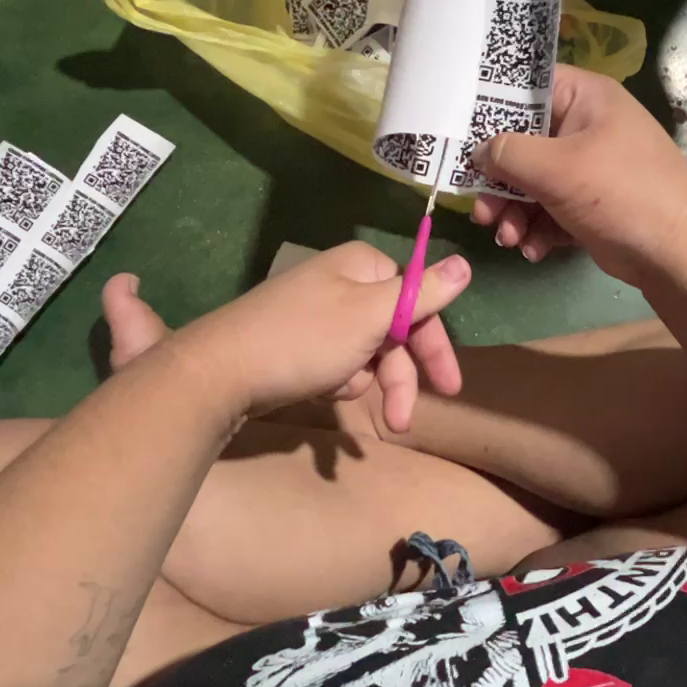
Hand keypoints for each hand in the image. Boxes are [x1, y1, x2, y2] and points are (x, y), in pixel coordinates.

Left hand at [103, 243, 470, 432]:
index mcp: (363, 267)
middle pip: (394, 332)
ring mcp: (318, 313)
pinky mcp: (299, 341)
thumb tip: (466, 263)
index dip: (434, 346)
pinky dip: (338, 381)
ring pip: (368, 353)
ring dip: (363, 380)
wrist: (220, 372)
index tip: (449, 387)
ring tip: (339, 394)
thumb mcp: (373, 316)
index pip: (418, 303)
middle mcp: (343, 283)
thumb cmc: (305, 339)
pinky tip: (322, 391)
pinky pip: (338, 362)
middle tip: (400, 423)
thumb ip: (423, 294)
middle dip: (397, 378)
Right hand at [470, 65, 686, 284]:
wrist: (677, 254)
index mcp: (585, 97)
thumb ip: (509, 154)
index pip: (525, 87)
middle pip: (522, 144)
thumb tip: (478, 152)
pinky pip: (549, 212)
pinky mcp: (589, 207)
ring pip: (532, 184)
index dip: (488, 110)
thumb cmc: (621, 194)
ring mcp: (588, 170)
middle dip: (499, 182)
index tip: (456, 136)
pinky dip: (537, 230)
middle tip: (480, 208)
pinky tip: (533, 250)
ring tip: (508, 237)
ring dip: (514, 213)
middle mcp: (585, 128)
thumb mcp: (558, 169)